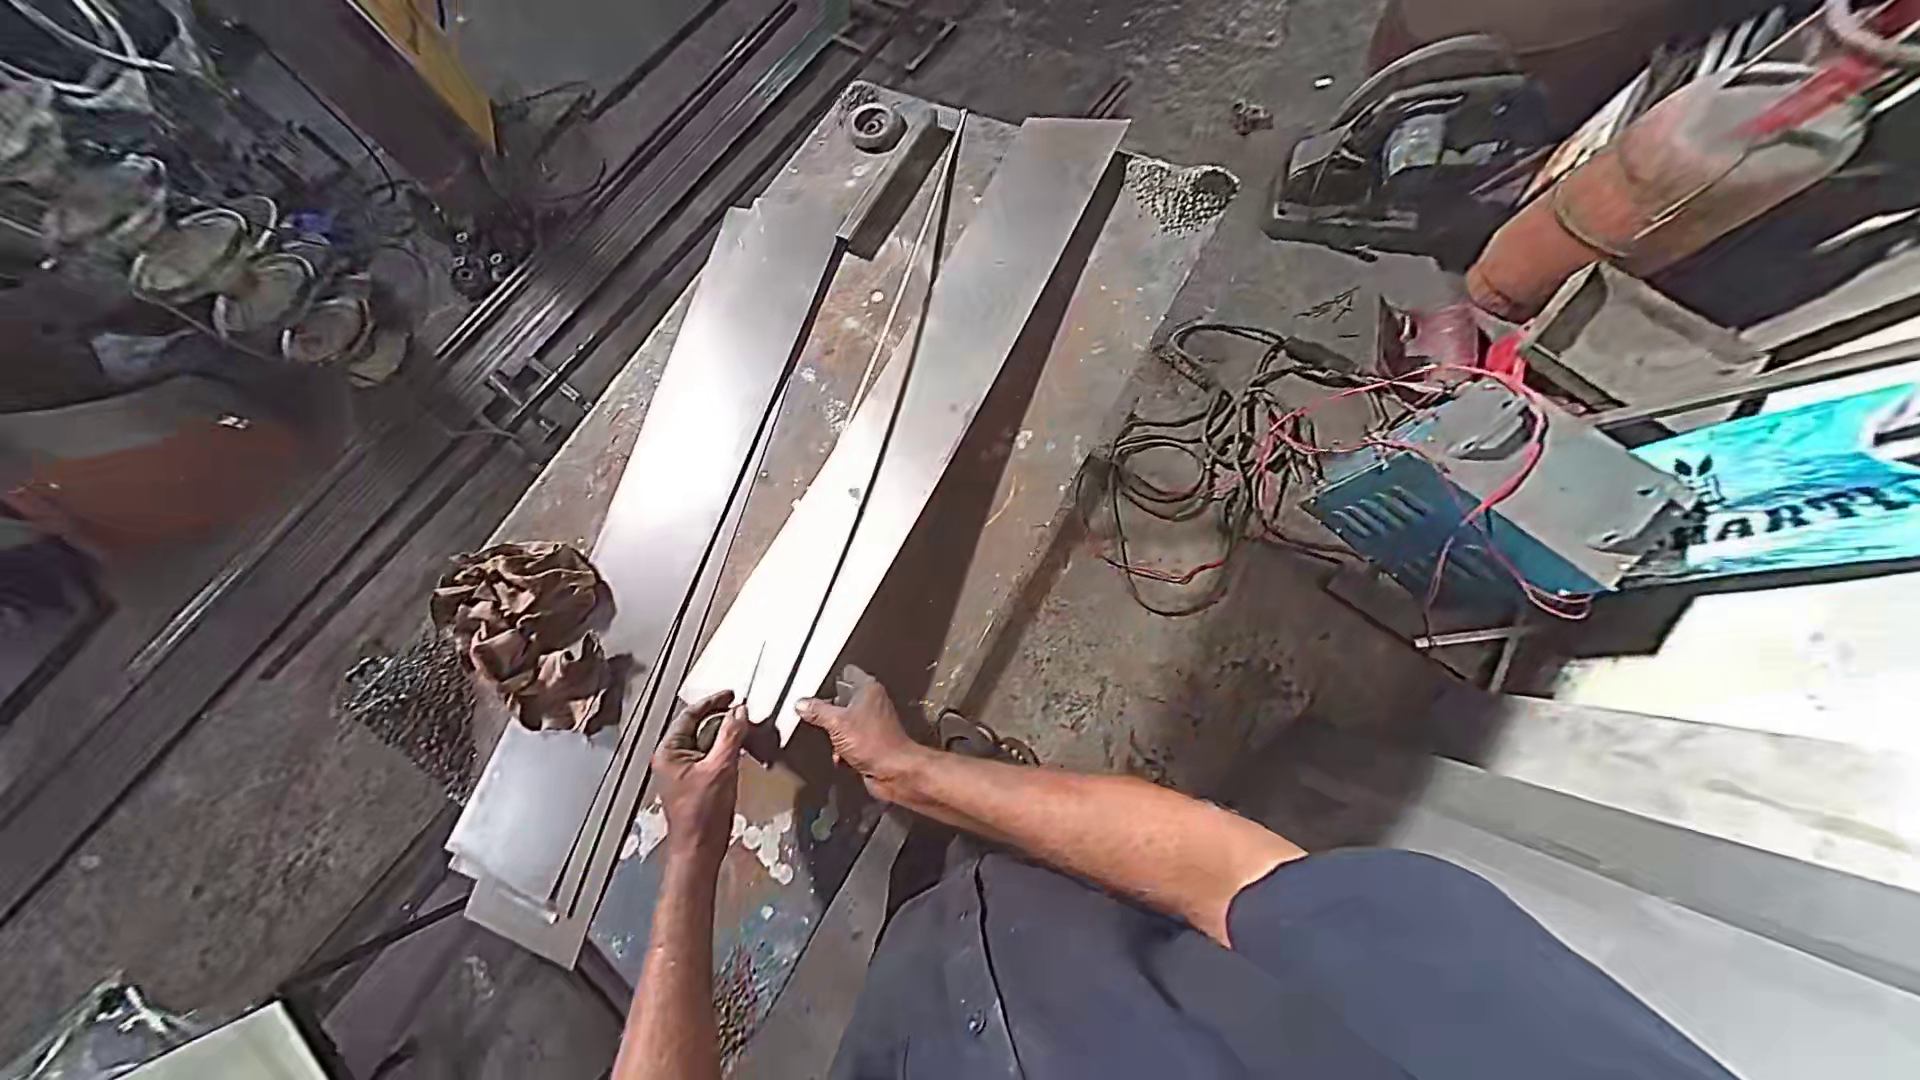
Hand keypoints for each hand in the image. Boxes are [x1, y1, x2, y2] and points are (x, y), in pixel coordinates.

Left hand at [654, 690, 751, 870]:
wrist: (700, 850)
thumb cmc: (702, 814)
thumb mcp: (721, 768)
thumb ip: (731, 735)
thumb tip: (739, 711)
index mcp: (669, 752)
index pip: (690, 715)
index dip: (712, 702)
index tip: (730, 694)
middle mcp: (673, 759)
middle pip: (700, 726)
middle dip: (723, 718)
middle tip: (744, 710)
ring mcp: (685, 770)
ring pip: (708, 740)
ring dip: (727, 733)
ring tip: (746, 727)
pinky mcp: (698, 780)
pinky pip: (713, 755)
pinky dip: (728, 748)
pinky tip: (742, 747)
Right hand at [794, 666, 926, 799]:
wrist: (893, 770)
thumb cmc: (871, 741)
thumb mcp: (837, 723)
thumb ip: (818, 712)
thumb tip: (801, 704)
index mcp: (868, 689)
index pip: (847, 673)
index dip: (830, 680)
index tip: (813, 689)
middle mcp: (872, 701)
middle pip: (842, 699)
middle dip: (828, 711)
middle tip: (814, 717)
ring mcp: (872, 721)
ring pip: (844, 720)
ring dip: (834, 732)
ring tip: (829, 740)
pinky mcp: (871, 739)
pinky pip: (850, 738)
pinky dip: (842, 746)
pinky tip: (838, 755)